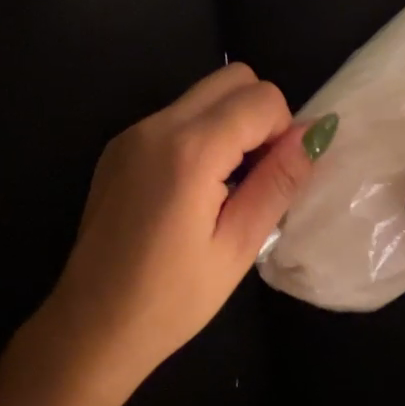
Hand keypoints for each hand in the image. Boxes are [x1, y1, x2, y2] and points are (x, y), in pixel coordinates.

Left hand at [0, 63, 335, 405]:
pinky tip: (189, 191)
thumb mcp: (238, 247)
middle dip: (258, 114)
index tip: (272, 176)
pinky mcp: (119, 145)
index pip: (261, 97)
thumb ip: (278, 182)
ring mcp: (133, 131)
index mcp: (190, 150)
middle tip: (254, 174)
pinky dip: (198, 134)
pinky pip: (174, 115)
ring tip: (223, 186)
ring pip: (203, 93)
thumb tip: (315, 133)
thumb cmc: (170, 300)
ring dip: (228, 123)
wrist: (90, 327)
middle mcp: (158, 124)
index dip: (282, 130)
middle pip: (232, 78)